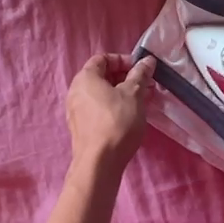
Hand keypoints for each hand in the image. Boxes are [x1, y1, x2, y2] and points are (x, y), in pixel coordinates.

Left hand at [66, 53, 154, 175]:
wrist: (99, 163)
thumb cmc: (117, 122)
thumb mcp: (134, 94)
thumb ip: (140, 75)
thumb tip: (148, 60)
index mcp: (85, 77)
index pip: (103, 58)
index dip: (123, 60)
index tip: (141, 69)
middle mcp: (76, 91)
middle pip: (102, 76)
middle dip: (125, 77)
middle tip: (145, 85)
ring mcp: (76, 110)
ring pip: (101, 94)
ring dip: (122, 93)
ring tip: (142, 101)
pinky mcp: (80, 127)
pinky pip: (98, 108)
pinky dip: (114, 107)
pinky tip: (130, 116)